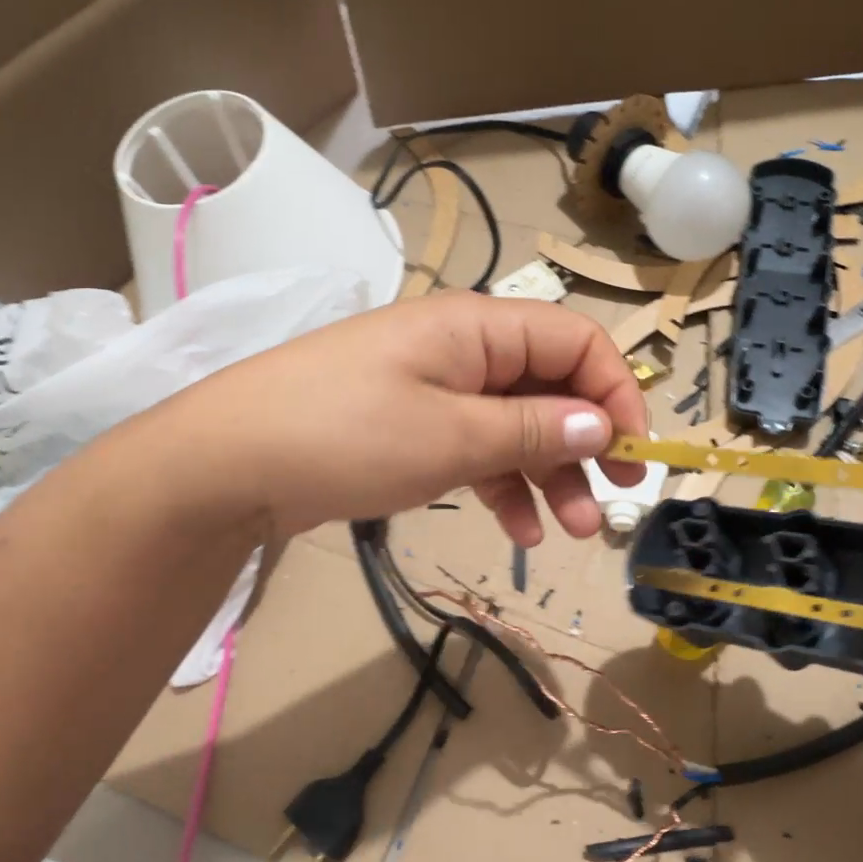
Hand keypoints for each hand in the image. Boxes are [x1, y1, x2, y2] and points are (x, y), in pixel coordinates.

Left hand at [154, 292, 648, 543]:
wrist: (229, 462)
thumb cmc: (348, 435)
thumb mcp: (453, 437)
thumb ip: (533, 431)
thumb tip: (601, 425)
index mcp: (477, 328)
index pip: (576, 342)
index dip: (615, 394)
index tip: (633, 456)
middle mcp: (460, 349)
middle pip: (547, 387)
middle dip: (583, 446)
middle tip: (610, 504)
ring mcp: (430, 389)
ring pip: (512, 426)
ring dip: (546, 476)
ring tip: (569, 534)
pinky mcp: (406, 427)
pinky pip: (471, 450)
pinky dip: (498, 486)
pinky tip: (517, 532)